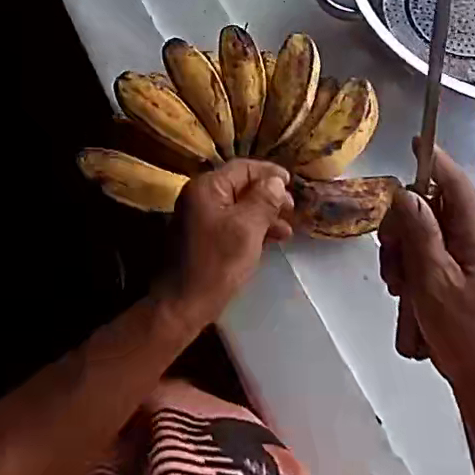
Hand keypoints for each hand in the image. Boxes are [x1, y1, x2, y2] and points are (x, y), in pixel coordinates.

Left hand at [160, 159, 294, 323]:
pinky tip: (272, 239)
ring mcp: (200, 216)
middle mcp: (200, 196)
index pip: (243, 168)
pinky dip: (252, 227)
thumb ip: (264, 200)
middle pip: (241, 185)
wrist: (182, 306)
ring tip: (287, 228)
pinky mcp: (203, 236)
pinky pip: (233, 222)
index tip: (292, 183)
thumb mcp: (247, 228)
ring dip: (264, 213)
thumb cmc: (216, 263)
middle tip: (291, 208)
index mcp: (207, 187)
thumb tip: (276, 181)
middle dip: (268, 195)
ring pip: (239, 206)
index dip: (270, 173)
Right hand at [380, 141, 474, 407]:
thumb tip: (406, 192)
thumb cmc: (465, 334)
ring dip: (404, 254)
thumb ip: (420, 233)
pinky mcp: (458, 284)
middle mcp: (473, 244)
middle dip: (405, 225)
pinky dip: (412, 272)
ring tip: (398, 286)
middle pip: (432, 211)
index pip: (455, 185)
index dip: (436, 161)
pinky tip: (406, 298)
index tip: (416, 141)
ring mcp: (467, 265)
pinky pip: (428, 262)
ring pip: (425, 238)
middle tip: (390, 253)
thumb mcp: (434, 280)